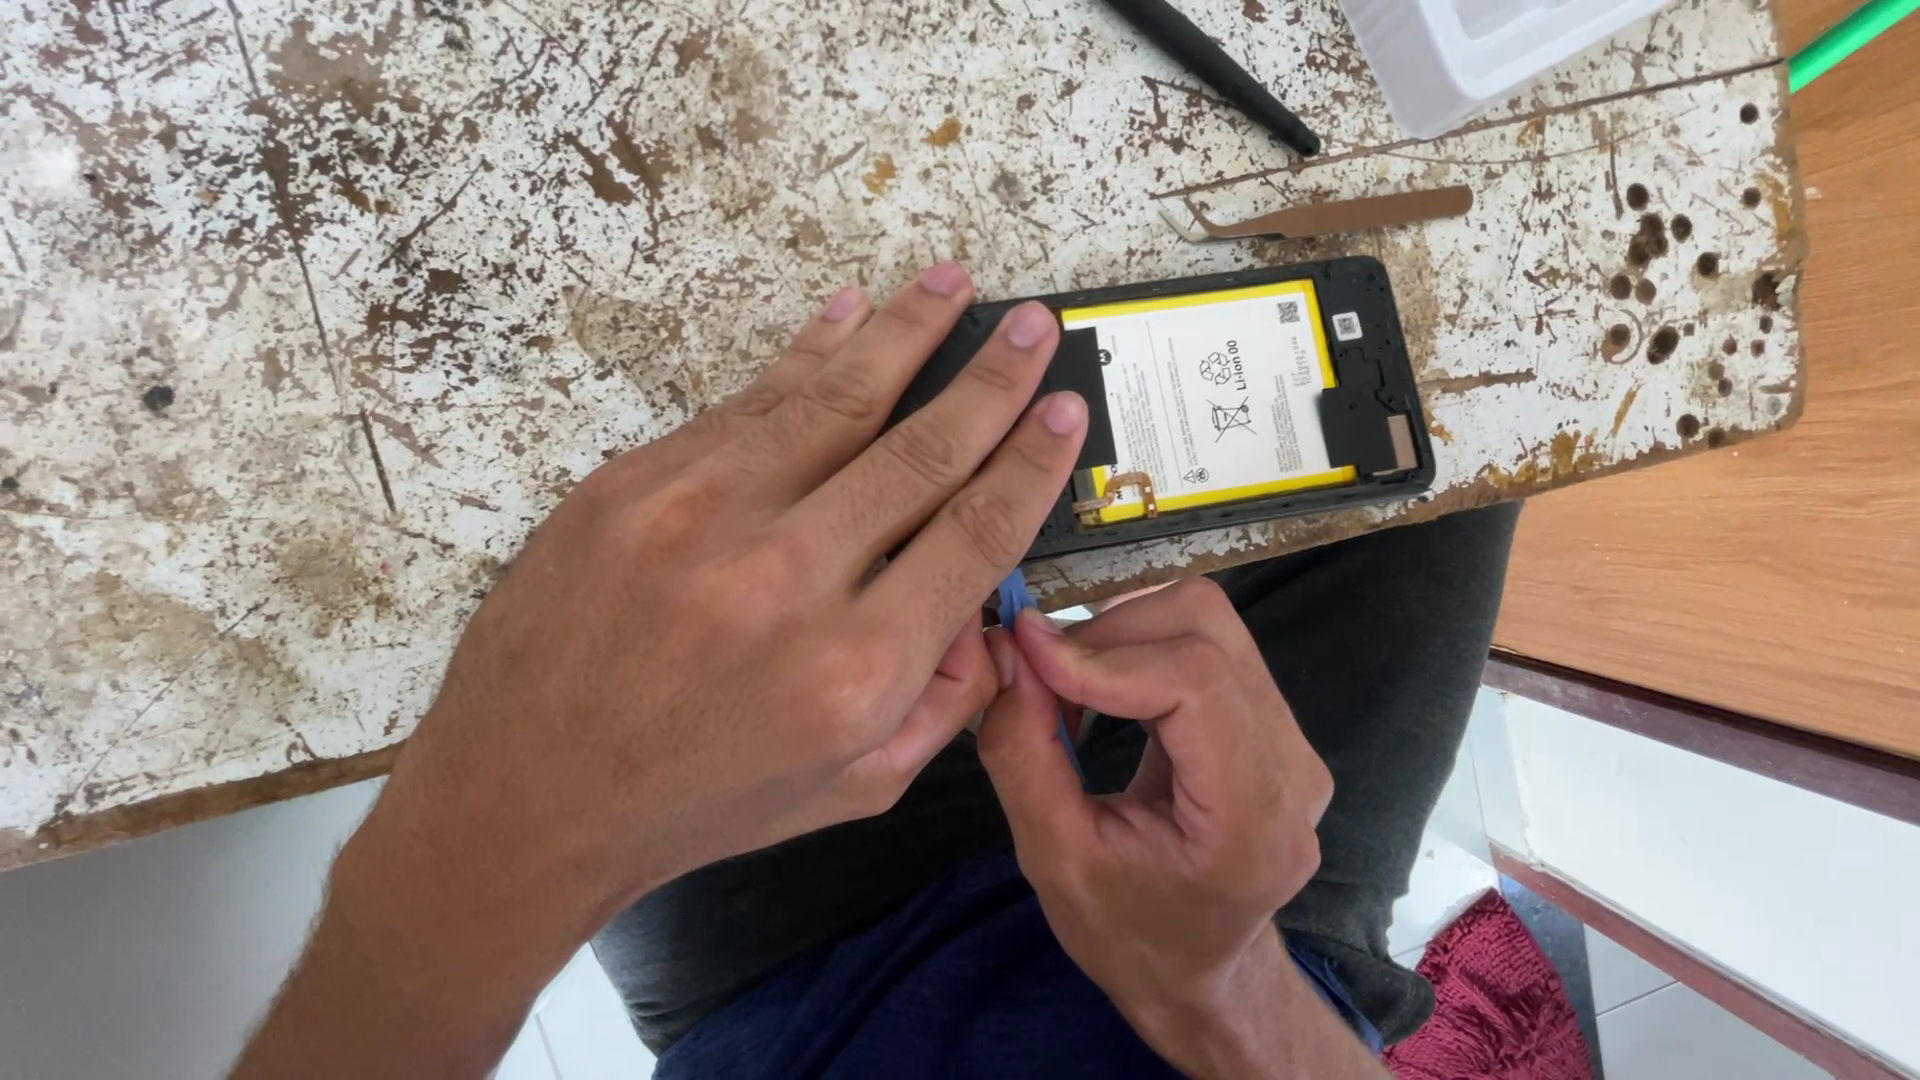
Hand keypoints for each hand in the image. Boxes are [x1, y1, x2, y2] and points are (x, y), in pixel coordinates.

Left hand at [236, 264, 1087, 1076]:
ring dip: (904, 333)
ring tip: (949, 281)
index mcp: (857, 667)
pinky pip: (746, 402)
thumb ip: (944, 702)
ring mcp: (703, 516)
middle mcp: (790, 577)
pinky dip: (806, 353)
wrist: (522, 797)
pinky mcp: (633, 484)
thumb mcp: (853, 788)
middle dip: (991, 380)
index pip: (975, 535)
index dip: (1031, 465)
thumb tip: (986, 609)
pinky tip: (847, 314)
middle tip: (1034, 325)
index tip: (1064, 411)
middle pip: (921, 453)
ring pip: (835, 400)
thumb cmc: (703, 802)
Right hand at [978, 579, 1345, 1076]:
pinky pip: (1205, 641)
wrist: (1197, 970)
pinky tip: (1102, 688)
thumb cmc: (1124, 932)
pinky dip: (1138, 643)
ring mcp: (1291, 736)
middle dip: (1108, 633)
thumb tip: (1009, 647)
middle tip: (1042, 673)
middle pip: (1204, 628)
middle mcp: (1292, 764)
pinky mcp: (1271, 719)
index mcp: (1251, 816)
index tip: (1025, 651)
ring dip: (1120, 632)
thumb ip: (1022, 749)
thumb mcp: (1050, 857)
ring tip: (1069, 684)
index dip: (1102, 654)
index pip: (1194, 680)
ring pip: (1206, 620)